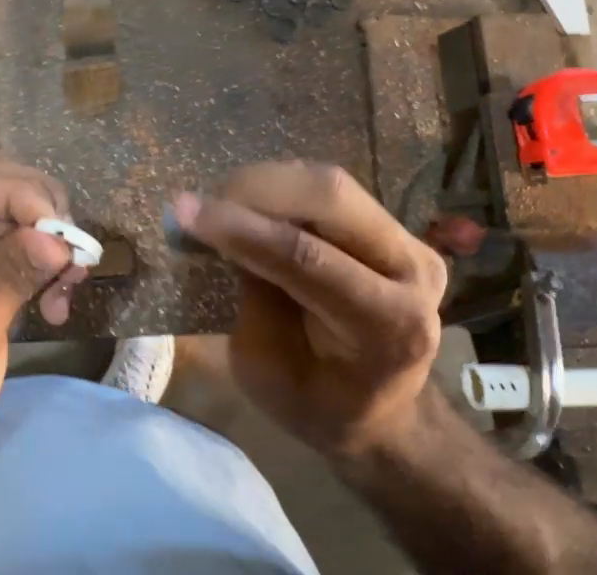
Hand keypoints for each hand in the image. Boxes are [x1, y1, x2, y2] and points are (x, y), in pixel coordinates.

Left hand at [0, 162, 87, 474]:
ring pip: (9, 213)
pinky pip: (10, 243)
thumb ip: (11, 273)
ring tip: (68, 287)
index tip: (69, 235)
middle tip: (74, 259)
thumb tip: (61, 235)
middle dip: (39, 218)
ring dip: (45, 243)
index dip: (25, 198)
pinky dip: (38, 264)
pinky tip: (56, 303)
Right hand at [171, 162, 446, 462]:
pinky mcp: (393, 227)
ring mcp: (411, 243)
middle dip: (256, 189)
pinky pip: (330, 191)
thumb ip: (250, 297)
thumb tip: (217, 229)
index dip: (242, 229)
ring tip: (219, 202)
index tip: (183, 211)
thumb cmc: (314, 404)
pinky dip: (281, 188)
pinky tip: (248, 202)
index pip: (307, 257)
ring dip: (265, 183)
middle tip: (201, 201)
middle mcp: (413, 273)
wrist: (380, 412)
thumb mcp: (265, 369)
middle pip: (331, 198)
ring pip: (330, 184)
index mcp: (388, 327)